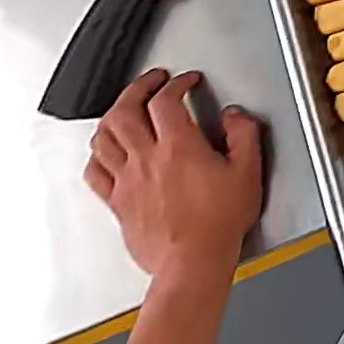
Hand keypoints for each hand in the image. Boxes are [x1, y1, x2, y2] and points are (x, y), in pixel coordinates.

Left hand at [84, 69, 264, 285]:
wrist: (192, 262)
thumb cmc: (220, 220)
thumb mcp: (248, 170)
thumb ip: (244, 134)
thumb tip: (234, 115)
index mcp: (179, 148)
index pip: (166, 101)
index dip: (177, 83)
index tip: (187, 81)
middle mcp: (146, 160)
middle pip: (124, 111)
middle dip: (138, 88)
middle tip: (152, 81)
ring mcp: (127, 181)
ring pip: (102, 137)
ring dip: (113, 114)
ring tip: (127, 107)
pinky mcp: (117, 202)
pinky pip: (95, 170)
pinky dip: (98, 152)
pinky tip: (108, 149)